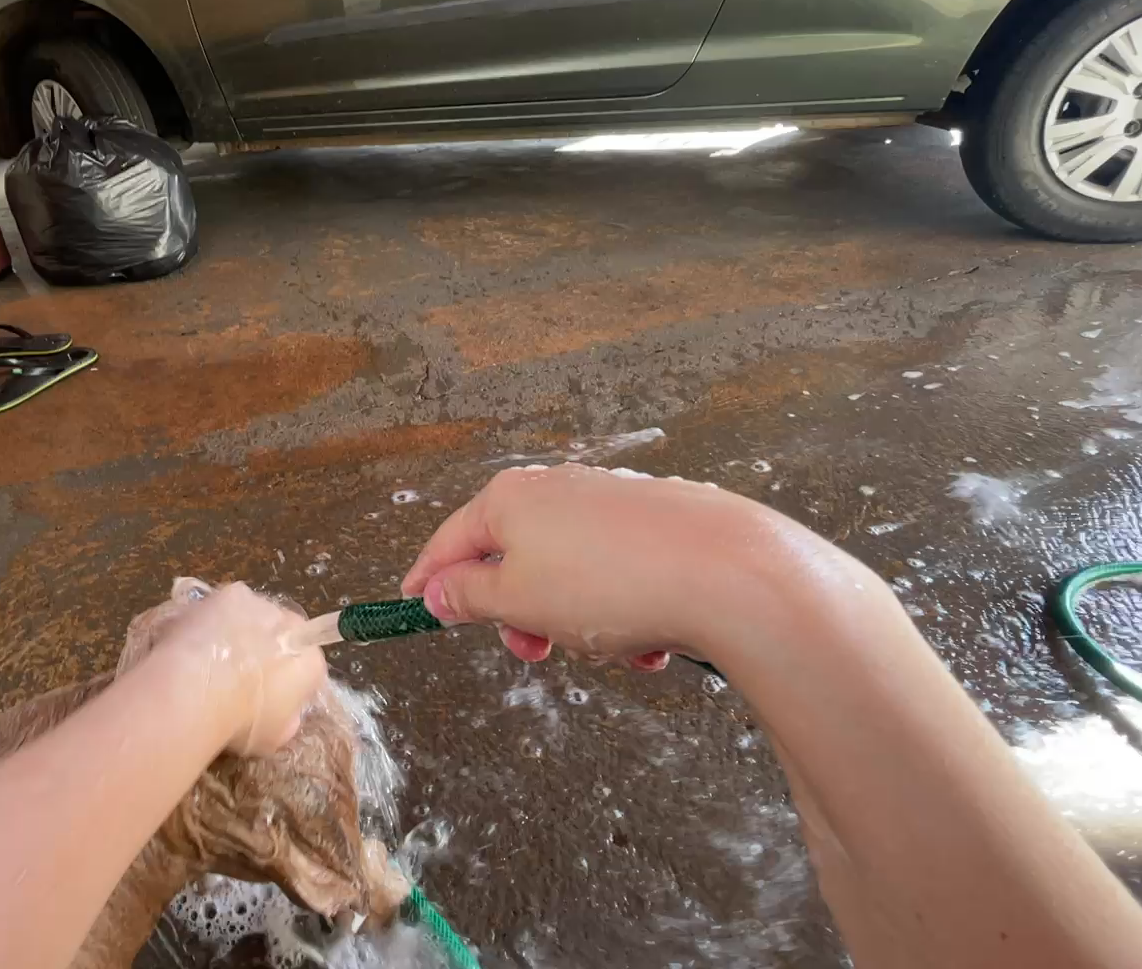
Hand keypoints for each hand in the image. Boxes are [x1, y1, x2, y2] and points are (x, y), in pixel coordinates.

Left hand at [145, 582, 326, 755]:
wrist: (196, 691)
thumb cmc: (239, 722)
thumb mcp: (272, 739)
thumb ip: (285, 721)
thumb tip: (283, 714)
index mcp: (310, 661)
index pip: (308, 667)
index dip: (287, 680)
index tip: (268, 695)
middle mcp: (293, 625)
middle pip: (283, 634)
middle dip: (265, 649)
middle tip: (238, 675)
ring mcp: (260, 604)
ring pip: (254, 616)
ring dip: (239, 631)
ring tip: (209, 658)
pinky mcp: (231, 593)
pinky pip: (227, 606)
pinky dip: (215, 618)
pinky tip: (195, 640)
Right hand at [401, 464, 883, 665]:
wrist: (729, 571)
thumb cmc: (606, 583)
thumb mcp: (517, 601)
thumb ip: (466, 595)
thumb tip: (438, 589)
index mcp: (510, 499)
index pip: (450, 541)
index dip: (428, 578)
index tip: (412, 605)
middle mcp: (555, 488)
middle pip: (513, 558)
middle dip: (519, 613)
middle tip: (536, 652)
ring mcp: (608, 499)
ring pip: (567, 572)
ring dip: (575, 618)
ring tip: (613, 647)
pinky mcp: (654, 518)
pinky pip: (614, 570)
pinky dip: (619, 608)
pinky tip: (649, 638)